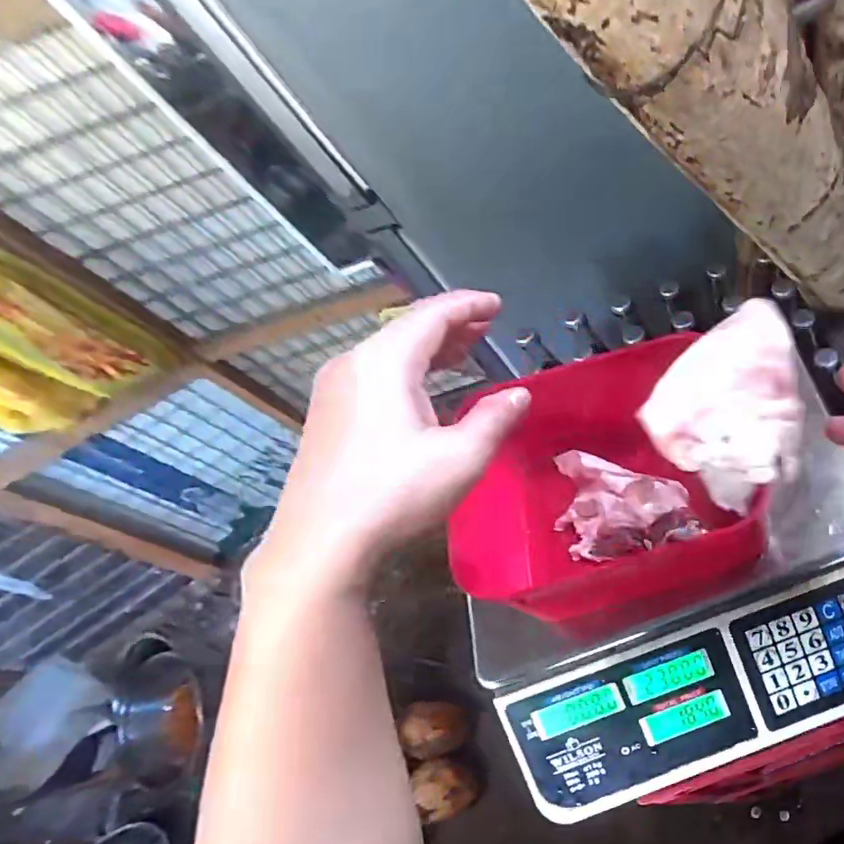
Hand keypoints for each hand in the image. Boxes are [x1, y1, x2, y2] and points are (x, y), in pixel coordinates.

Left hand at [248, 290, 529, 591]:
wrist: (325, 539)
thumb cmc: (398, 492)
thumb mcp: (463, 456)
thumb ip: (494, 418)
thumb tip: (518, 395)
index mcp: (384, 364)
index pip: (430, 317)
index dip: (467, 306)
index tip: (496, 304)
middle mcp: (354, 366)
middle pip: (407, 331)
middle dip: (451, 326)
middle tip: (487, 326)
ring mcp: (335, 391)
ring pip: (391, 354)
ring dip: (431, 350)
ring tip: (465, 352)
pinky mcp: (331, 417)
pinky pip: (378, 376)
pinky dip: (411, 371)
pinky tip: (428, 390)